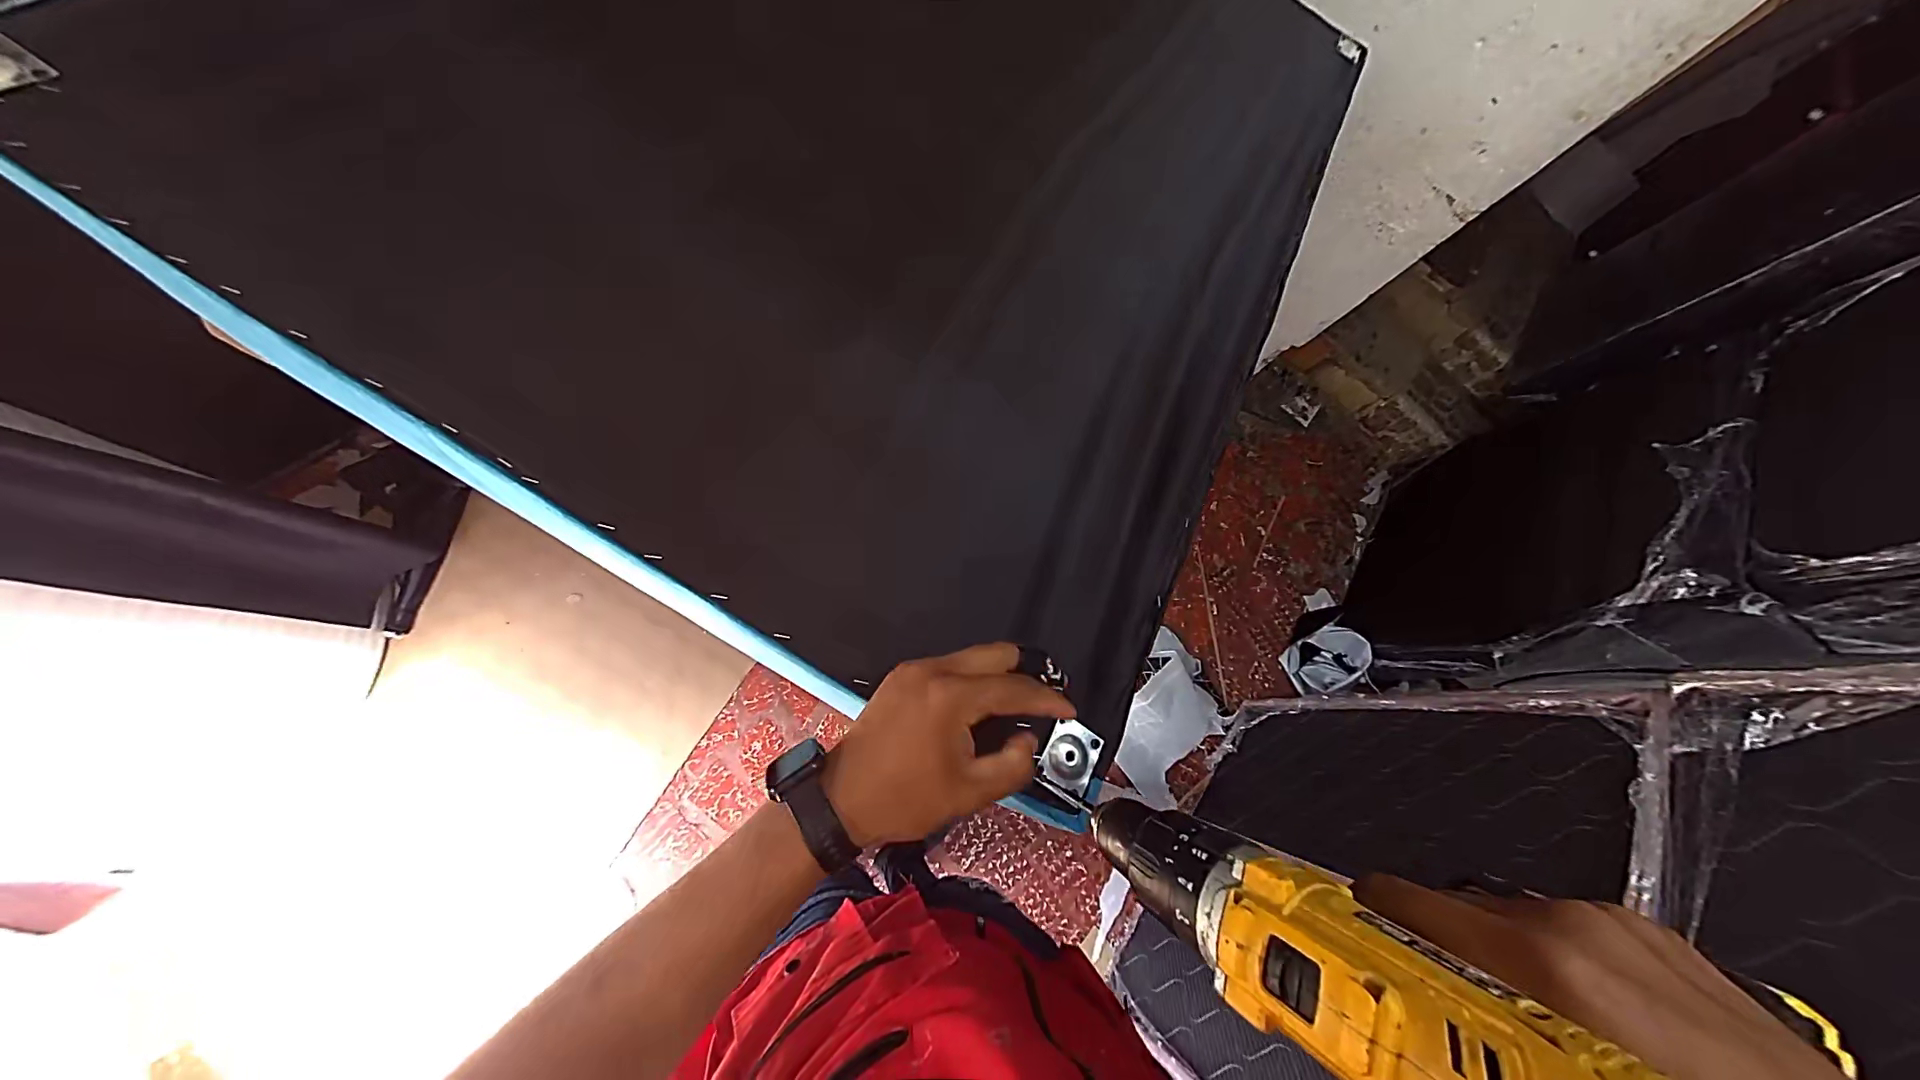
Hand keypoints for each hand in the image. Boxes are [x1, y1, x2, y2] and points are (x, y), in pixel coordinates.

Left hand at [819, 643, 1073, 847]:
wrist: (843, 799)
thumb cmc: (901, 798)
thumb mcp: (970, 793)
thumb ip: (1014, 765)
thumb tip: (1028, 741)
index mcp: (950, 697)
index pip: (1014, 688)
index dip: (1047, 698)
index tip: (1066, 708)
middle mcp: (931, 672)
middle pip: (996, 654)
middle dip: (1027, 674)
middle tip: (1044, 698)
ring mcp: (913, 671)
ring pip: (972, 657)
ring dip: (998, 676)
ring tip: (1014, 707)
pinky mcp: (901, 678)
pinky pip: (949, 666)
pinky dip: (971, 680)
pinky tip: (978, 707)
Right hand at [1351, 875, 1844, 1079]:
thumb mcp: (1533, 1076)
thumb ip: (1455, 1049)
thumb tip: (1392, 1037)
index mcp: (1542, 958)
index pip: (1398, 900)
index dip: (1349, 916)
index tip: (1322, 935)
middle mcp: (1571, 923)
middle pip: (1442, 911)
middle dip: (1419, 954)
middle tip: (1411, 1003)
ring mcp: (1615, 923)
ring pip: (1499, 920)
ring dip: (1480, 963)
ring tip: (1497, 1024)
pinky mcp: (1650, 935)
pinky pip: (1557, 933)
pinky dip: (1537, 966)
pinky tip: (1566, 1024)